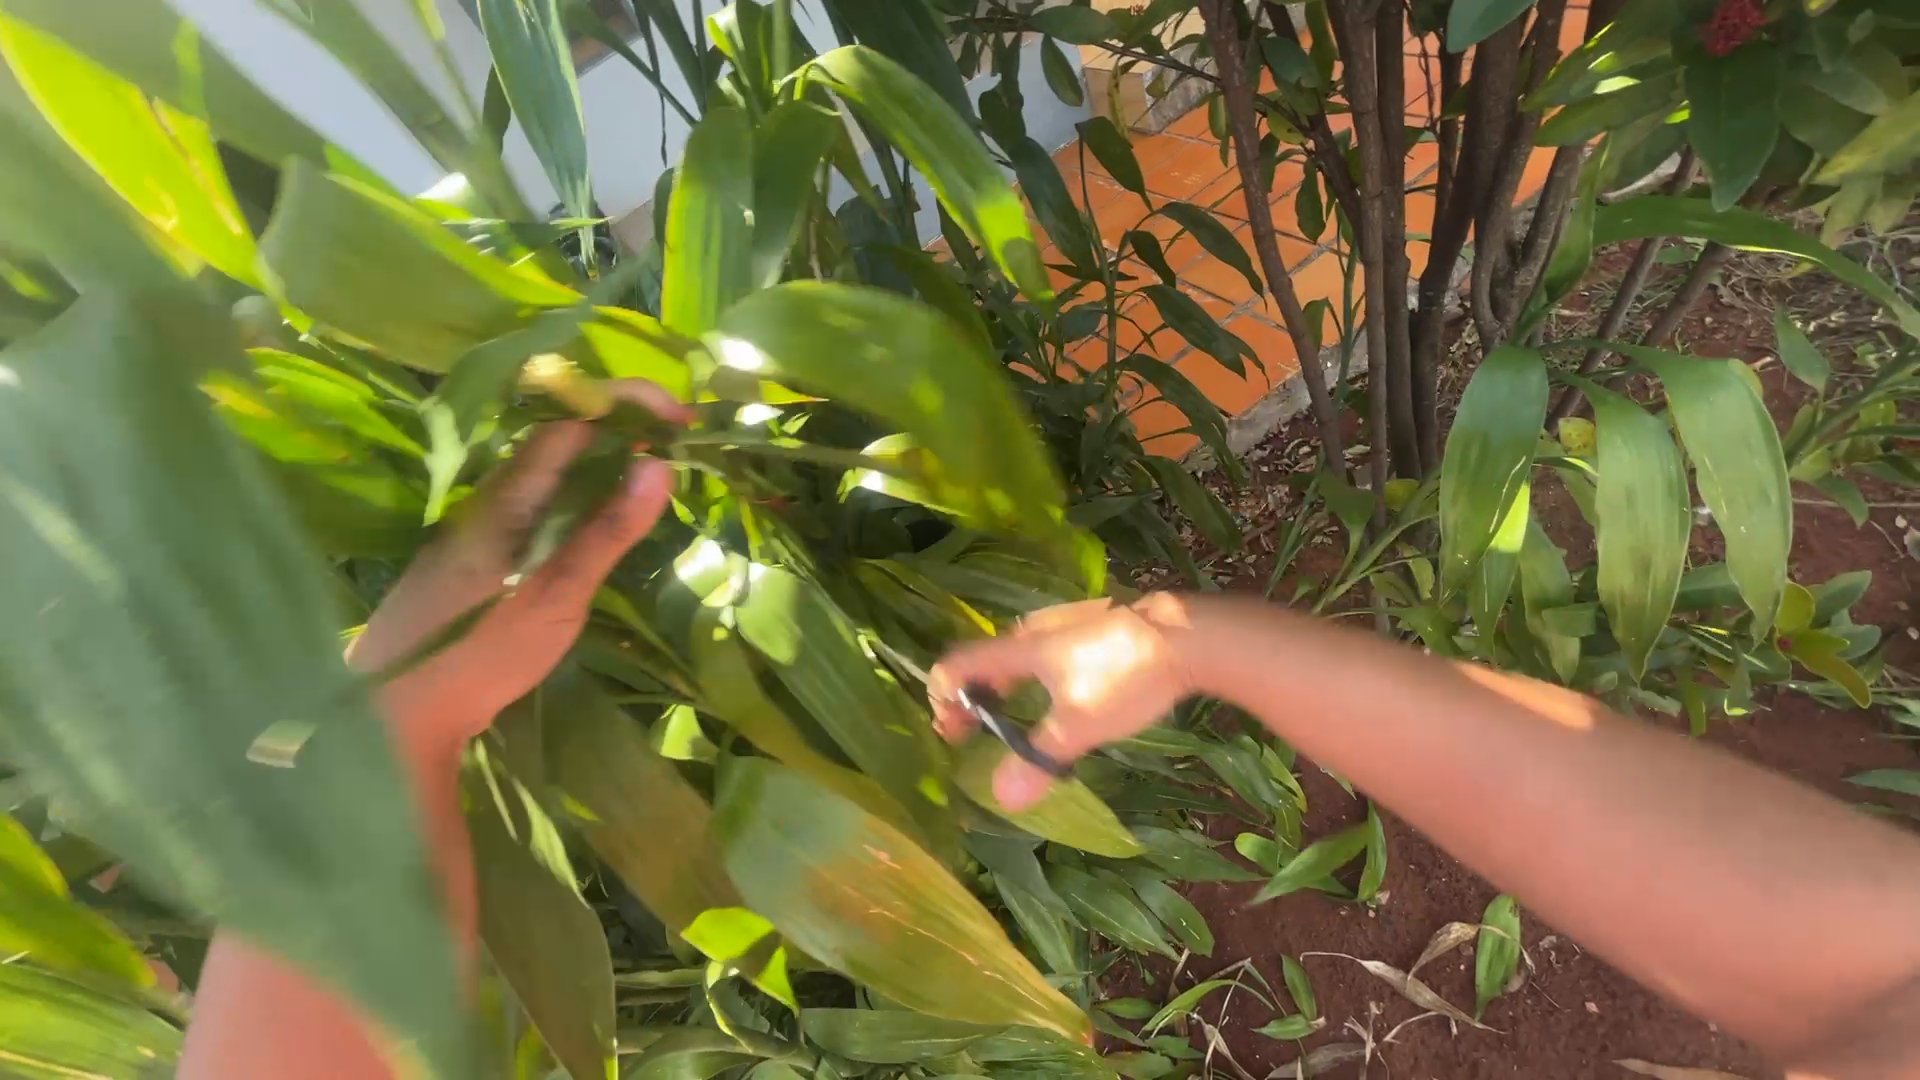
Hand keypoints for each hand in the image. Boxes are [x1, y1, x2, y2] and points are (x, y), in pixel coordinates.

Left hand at [348, 380, 684, 761]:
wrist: (394, 715)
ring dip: (611, 459)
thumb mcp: (557, 594)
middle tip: (682, 444)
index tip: (681, 418)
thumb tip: (658, 466)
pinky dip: (592, 493)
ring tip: (661, 472)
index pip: (570, 421)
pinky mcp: (491, 553)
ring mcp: (489, 526)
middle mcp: (494, 498)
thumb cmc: (477, 652)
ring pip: (556, 471)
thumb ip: (608, 530)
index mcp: (506, 497)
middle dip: (626, 427)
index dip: (626, 405)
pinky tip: (613, 516)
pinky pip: (550, 500)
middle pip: (564, 438)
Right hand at [928, 594, 1200, 809]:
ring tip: (1010, 723)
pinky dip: (1028, 680)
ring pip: (1013, 657)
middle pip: (982, 661)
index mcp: (1020, 647)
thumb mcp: (1079, 725)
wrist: (1189, 635)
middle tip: (974, 735)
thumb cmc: (1125, 675)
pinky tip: (1056, 701)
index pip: (958, 664)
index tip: (954, 735)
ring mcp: (1063, 624)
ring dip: (1001, 690)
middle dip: (971, 699)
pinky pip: (1040, 654)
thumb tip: (1003, 798)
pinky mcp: (1089, 627)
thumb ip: (1038, 758)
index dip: (943, 699)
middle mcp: (1033, 630)